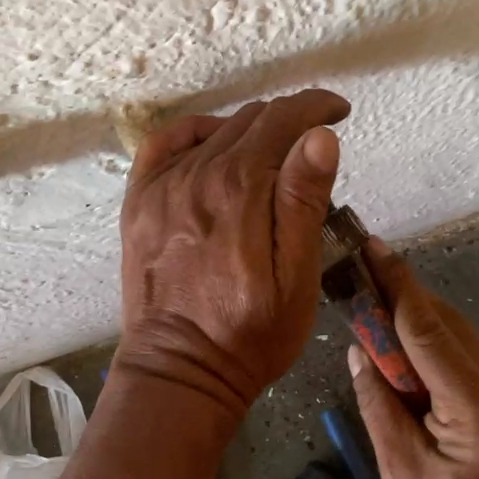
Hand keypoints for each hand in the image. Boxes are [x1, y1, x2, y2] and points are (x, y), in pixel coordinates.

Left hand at [113, 89, 350, 415]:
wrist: (179, 372)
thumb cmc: (251, 333)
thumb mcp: (297, 276)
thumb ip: (303, 200)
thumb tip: (319, 136)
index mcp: (241, 186)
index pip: (283, 119)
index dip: (315, 107)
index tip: (338, 112)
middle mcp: (198, 172)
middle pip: (251, 120)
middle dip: (289, 121)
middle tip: (312, 147)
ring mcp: (163, 184)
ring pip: (215, 131)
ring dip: (250, 131)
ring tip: (272, 155)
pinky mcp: (139, 199)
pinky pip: (166, 143)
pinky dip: (196, 134)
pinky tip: (214, 147)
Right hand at [348, 239, 478, 478]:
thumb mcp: (403, 477)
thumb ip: (379, 406)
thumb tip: (360, 351)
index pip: (429, 330)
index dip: (396, 285)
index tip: (373, 247)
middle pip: (448, 326)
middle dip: (402, 301)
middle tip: (360, 281)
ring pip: (462, 339)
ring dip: (419, 326)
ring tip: (376, 320)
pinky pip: (473, 360)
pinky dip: (438, 351)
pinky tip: (410, 359)